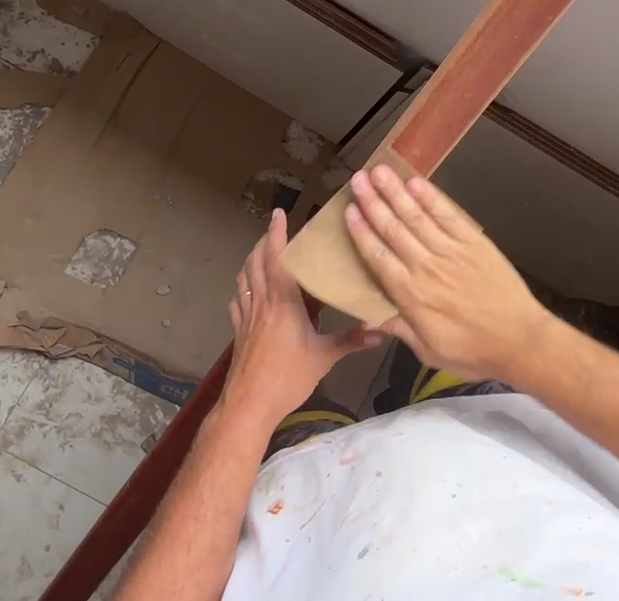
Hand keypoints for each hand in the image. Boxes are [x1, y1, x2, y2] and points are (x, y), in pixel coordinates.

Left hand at [222, 209, 384, 429]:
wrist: (249, 405)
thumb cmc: (287, 377)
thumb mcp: (324, 358)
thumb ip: (351, 340)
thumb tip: (380, 331)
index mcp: (283, 301)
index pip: (277, 258)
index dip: (277, 234)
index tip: (279, 213)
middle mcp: (262, 301)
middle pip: (256, 262)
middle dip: (264, 241)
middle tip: (275, 228)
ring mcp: (246, 316)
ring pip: (244, 277)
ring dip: (252, 260)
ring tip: (262, 251)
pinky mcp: (238, 331)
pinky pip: (237, 300)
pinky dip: (242, 287)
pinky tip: (247, 290)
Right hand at [343, 165, 555, 381]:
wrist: (520, 341)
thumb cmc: (472, 352)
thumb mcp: (429, 351)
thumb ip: (399, 328)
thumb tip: (366, 319)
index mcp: (411, 295)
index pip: (378, 257)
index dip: (361, 232)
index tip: (348, 211)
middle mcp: (426, 267)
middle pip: (393, 229)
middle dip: (373, 202)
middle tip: (357, 179)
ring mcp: (451, 251)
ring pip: (417, 216)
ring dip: (396, 192)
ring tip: (379, 171)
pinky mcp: (474, 243)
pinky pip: (448, 215)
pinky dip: (431, 198)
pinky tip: (416, 182)